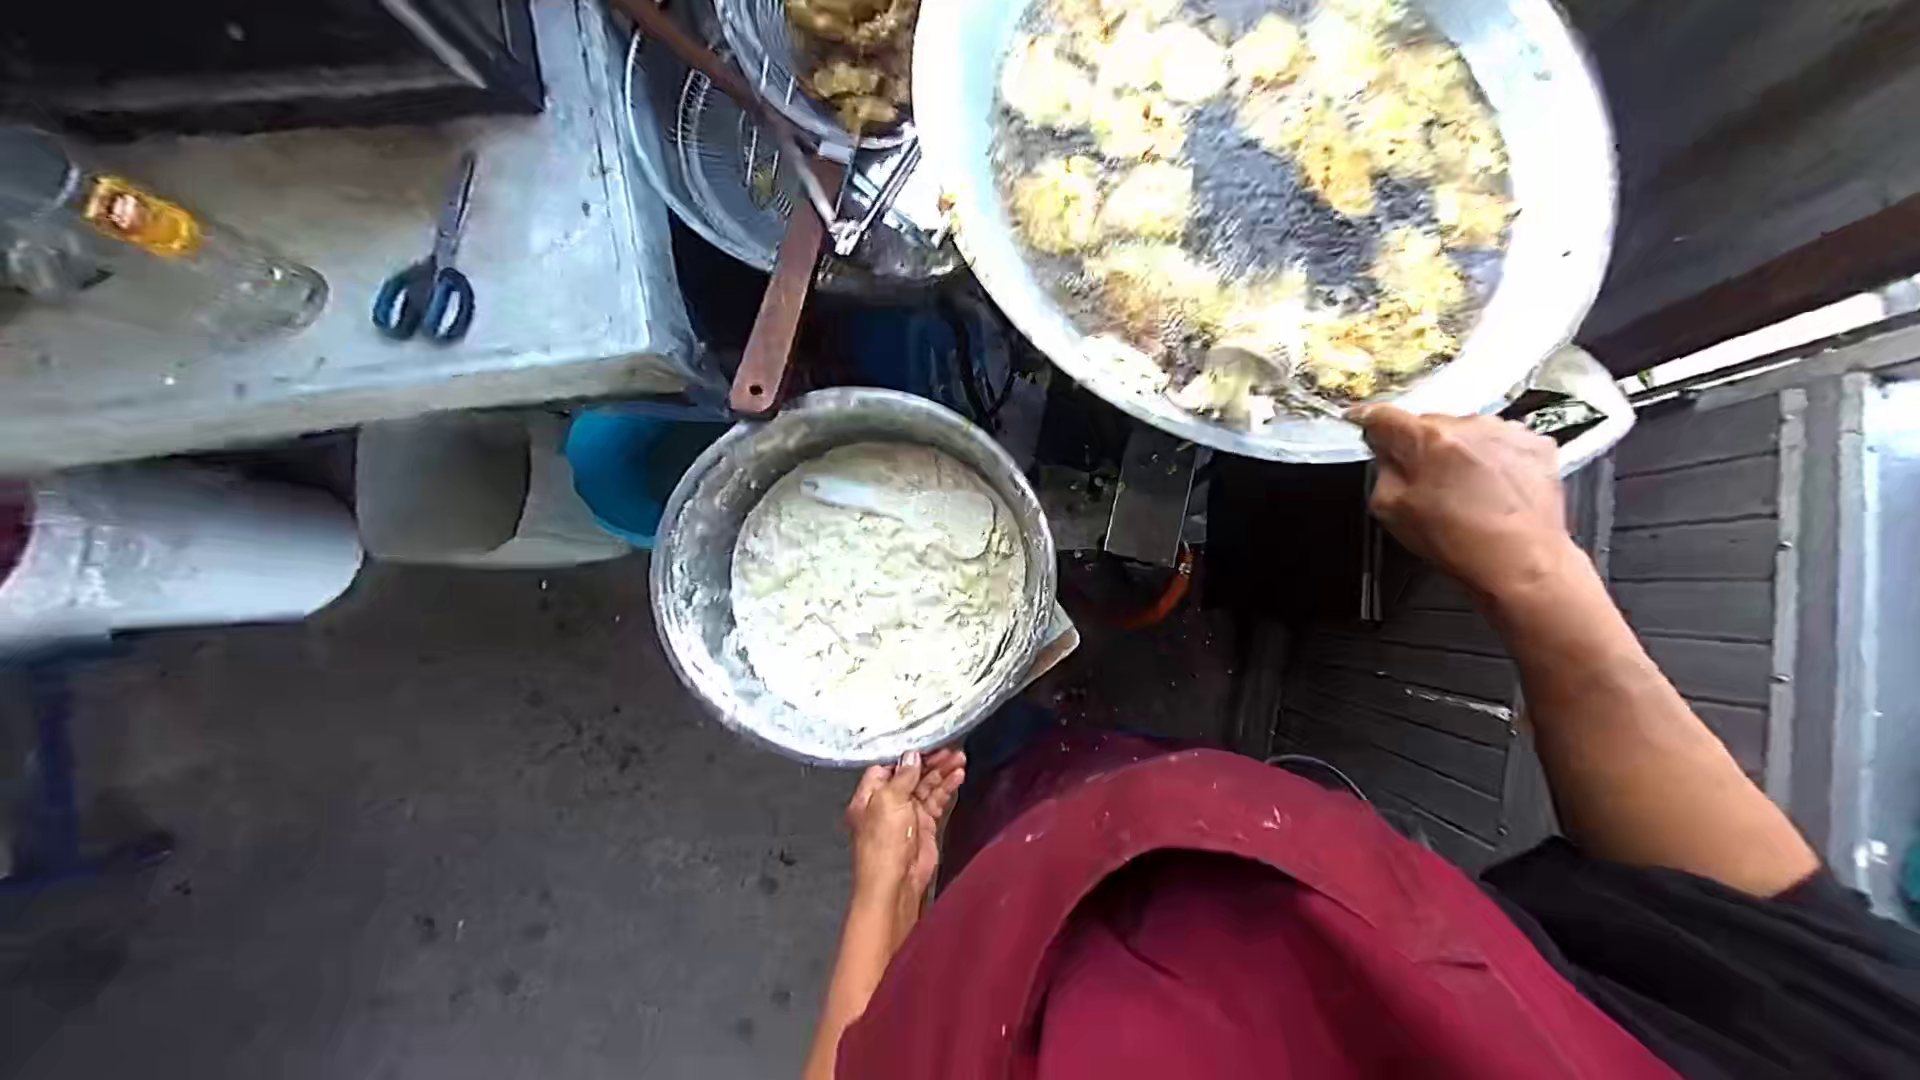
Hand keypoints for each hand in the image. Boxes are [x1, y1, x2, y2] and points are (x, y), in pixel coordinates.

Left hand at [843, 749, 965, 908]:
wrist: (896, 885)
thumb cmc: (882, 846)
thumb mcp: (888, 802)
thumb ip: (902, 776)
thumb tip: (912, 756)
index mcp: (869, 795)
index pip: (888, 766)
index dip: (906, 755)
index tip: (925, 743)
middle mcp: (887, 802)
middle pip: (910, 773)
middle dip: (929, 761)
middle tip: (948, 749)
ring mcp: (907, 813)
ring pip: (926, 785)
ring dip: (942, 771)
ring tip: (959, 758)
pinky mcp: (924, 824)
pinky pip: (937, 799)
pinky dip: (948, 787)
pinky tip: (958, 776)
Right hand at [1351, 405, 1575, 599]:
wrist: (1519, 559)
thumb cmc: (1455, 539)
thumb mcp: (1389, 509)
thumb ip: (1381, 471)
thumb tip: (1387, 455)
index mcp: (1427, 440)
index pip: (1384, 415)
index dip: (1366, 419)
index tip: (1359, 421)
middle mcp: (1468, 426)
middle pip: (1426, 423)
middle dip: (1417, 445)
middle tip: (1418, 478)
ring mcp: (1507, 432)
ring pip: (1462, 430)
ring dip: (1454, 450)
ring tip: (1458, 486)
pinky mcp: (1536, 444)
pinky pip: (1496, 440)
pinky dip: (1487, 456)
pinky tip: (1487, 485)